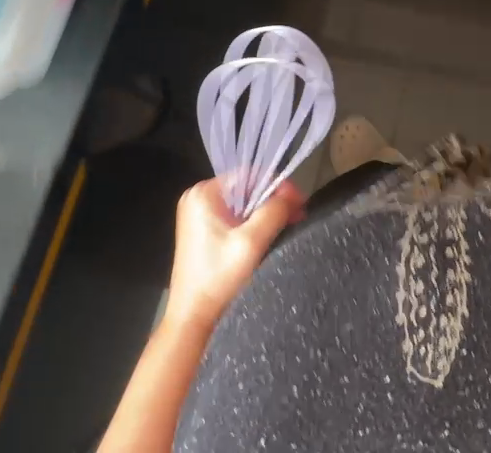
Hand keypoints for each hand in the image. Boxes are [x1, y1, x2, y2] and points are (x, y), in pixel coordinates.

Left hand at [166, 179, 304, 327]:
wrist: (192, 316)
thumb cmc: (218, 276)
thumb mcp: (251, 242)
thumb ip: (274, 211)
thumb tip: (292, 194)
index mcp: (204, 193)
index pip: (250, 174)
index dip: (278, 185)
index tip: (299, 202)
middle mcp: (198, 197)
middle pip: (247, 188)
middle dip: (273, 200)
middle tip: (297, 215)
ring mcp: (198, 214)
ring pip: (243, 202)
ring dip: (266, 212)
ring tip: (288, 224)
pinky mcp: (202, 230)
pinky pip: (234, 216)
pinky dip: (253, 222)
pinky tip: (269, 233)